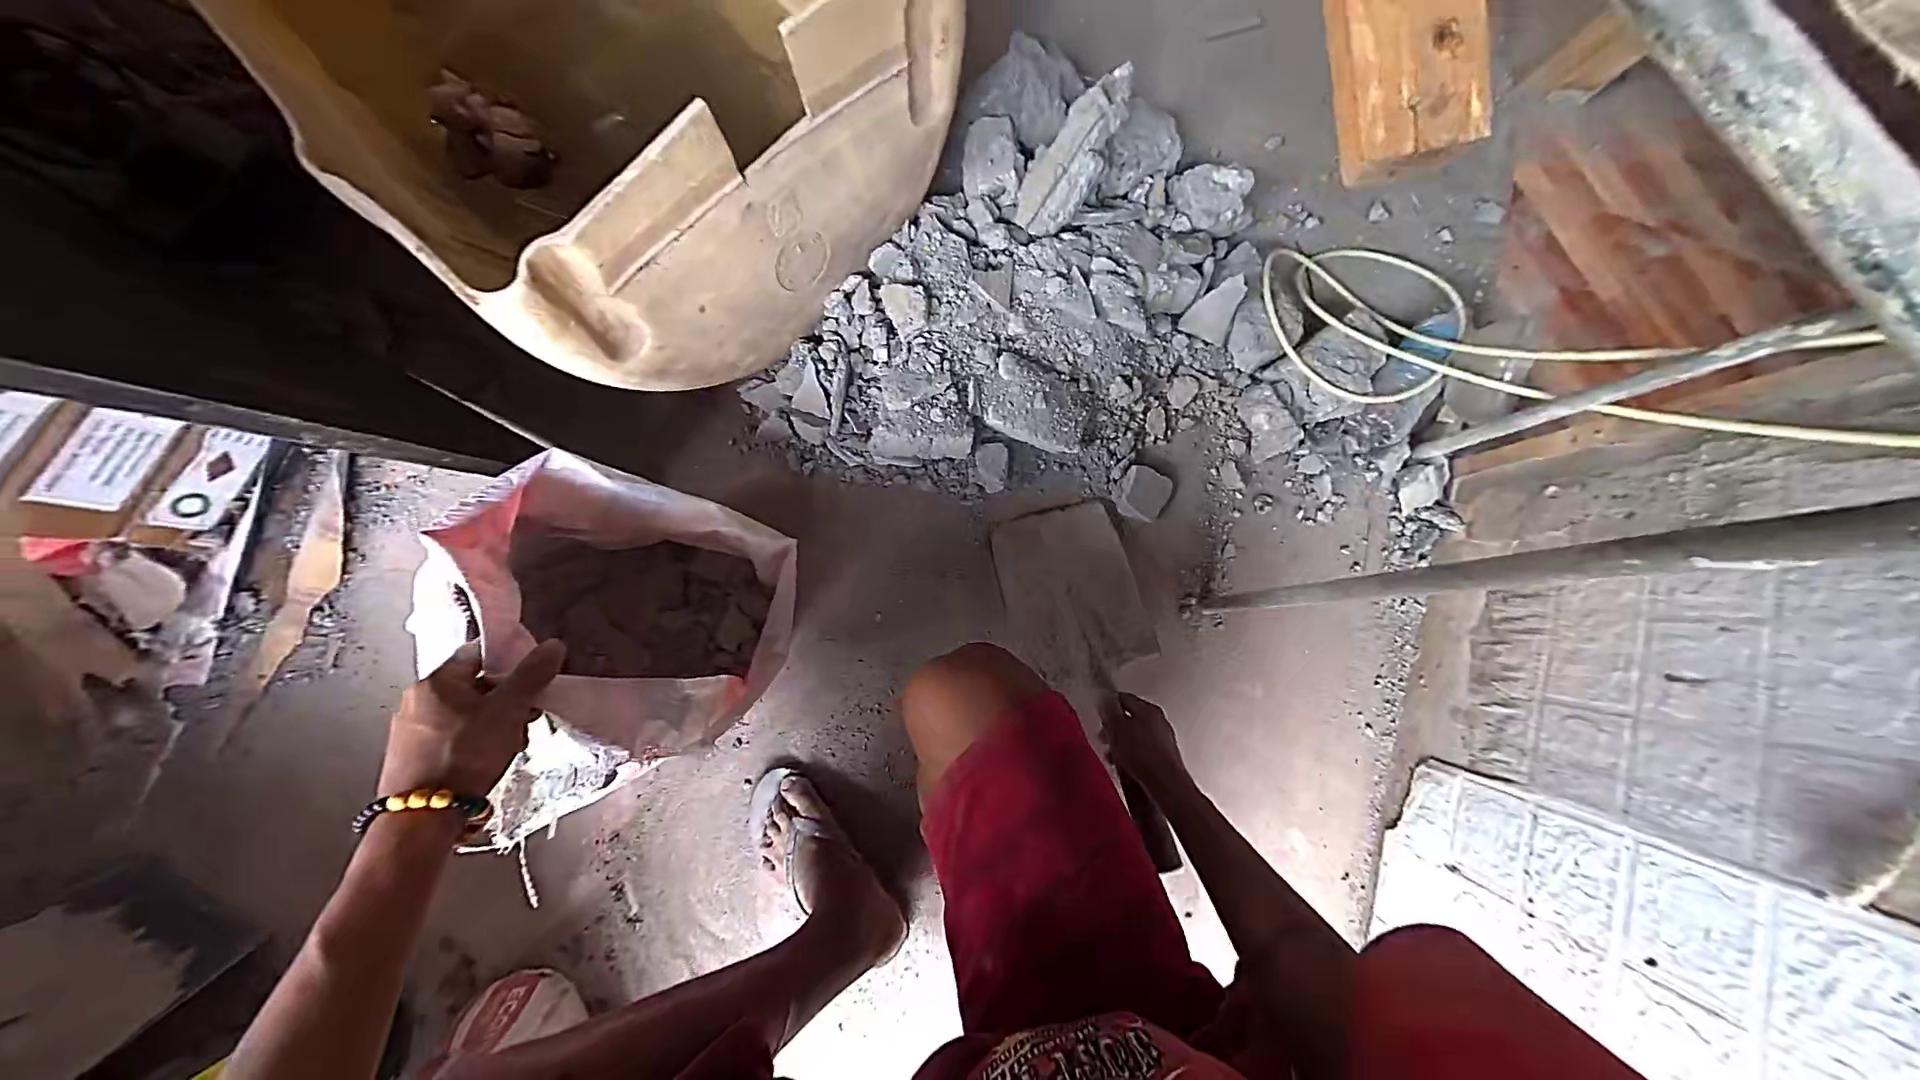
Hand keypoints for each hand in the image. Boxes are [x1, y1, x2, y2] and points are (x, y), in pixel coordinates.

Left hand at [378, 640, 564, 796]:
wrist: (422, 818)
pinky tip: (491, 755)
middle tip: (528, 712)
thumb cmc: (466, 754)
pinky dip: (476, 738)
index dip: (509, 659)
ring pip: (466, 710)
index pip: (477, 653)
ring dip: (496, 719)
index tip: (532, 675)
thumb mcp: (508, 711)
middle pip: (474, 684)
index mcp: (435, 682)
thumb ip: (531, 675)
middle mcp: (417, 700)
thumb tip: (553, 645)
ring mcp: (411, 729)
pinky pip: (453, 733)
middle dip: (508, 696)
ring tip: (514, 739)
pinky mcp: (412, 755)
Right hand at [1099, 692, 1188, 793]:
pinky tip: (1126, 765)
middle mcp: (1160, 722)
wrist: (1162, 782)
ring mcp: (1164, 740)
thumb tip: (1105, 699)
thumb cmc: (1144, 755)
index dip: (1109, 704)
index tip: (1101, 711)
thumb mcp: (1116, 728)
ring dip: (1123, 743)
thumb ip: (1109, 710)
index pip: (1125, 699)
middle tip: (1105, 735)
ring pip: (1138, 736)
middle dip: (1115, 728)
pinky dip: (1133, 755)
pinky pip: (1144, 751)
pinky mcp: (1165, 758)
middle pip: (1132, 718)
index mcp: (1149, 709)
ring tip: (1113, 754)